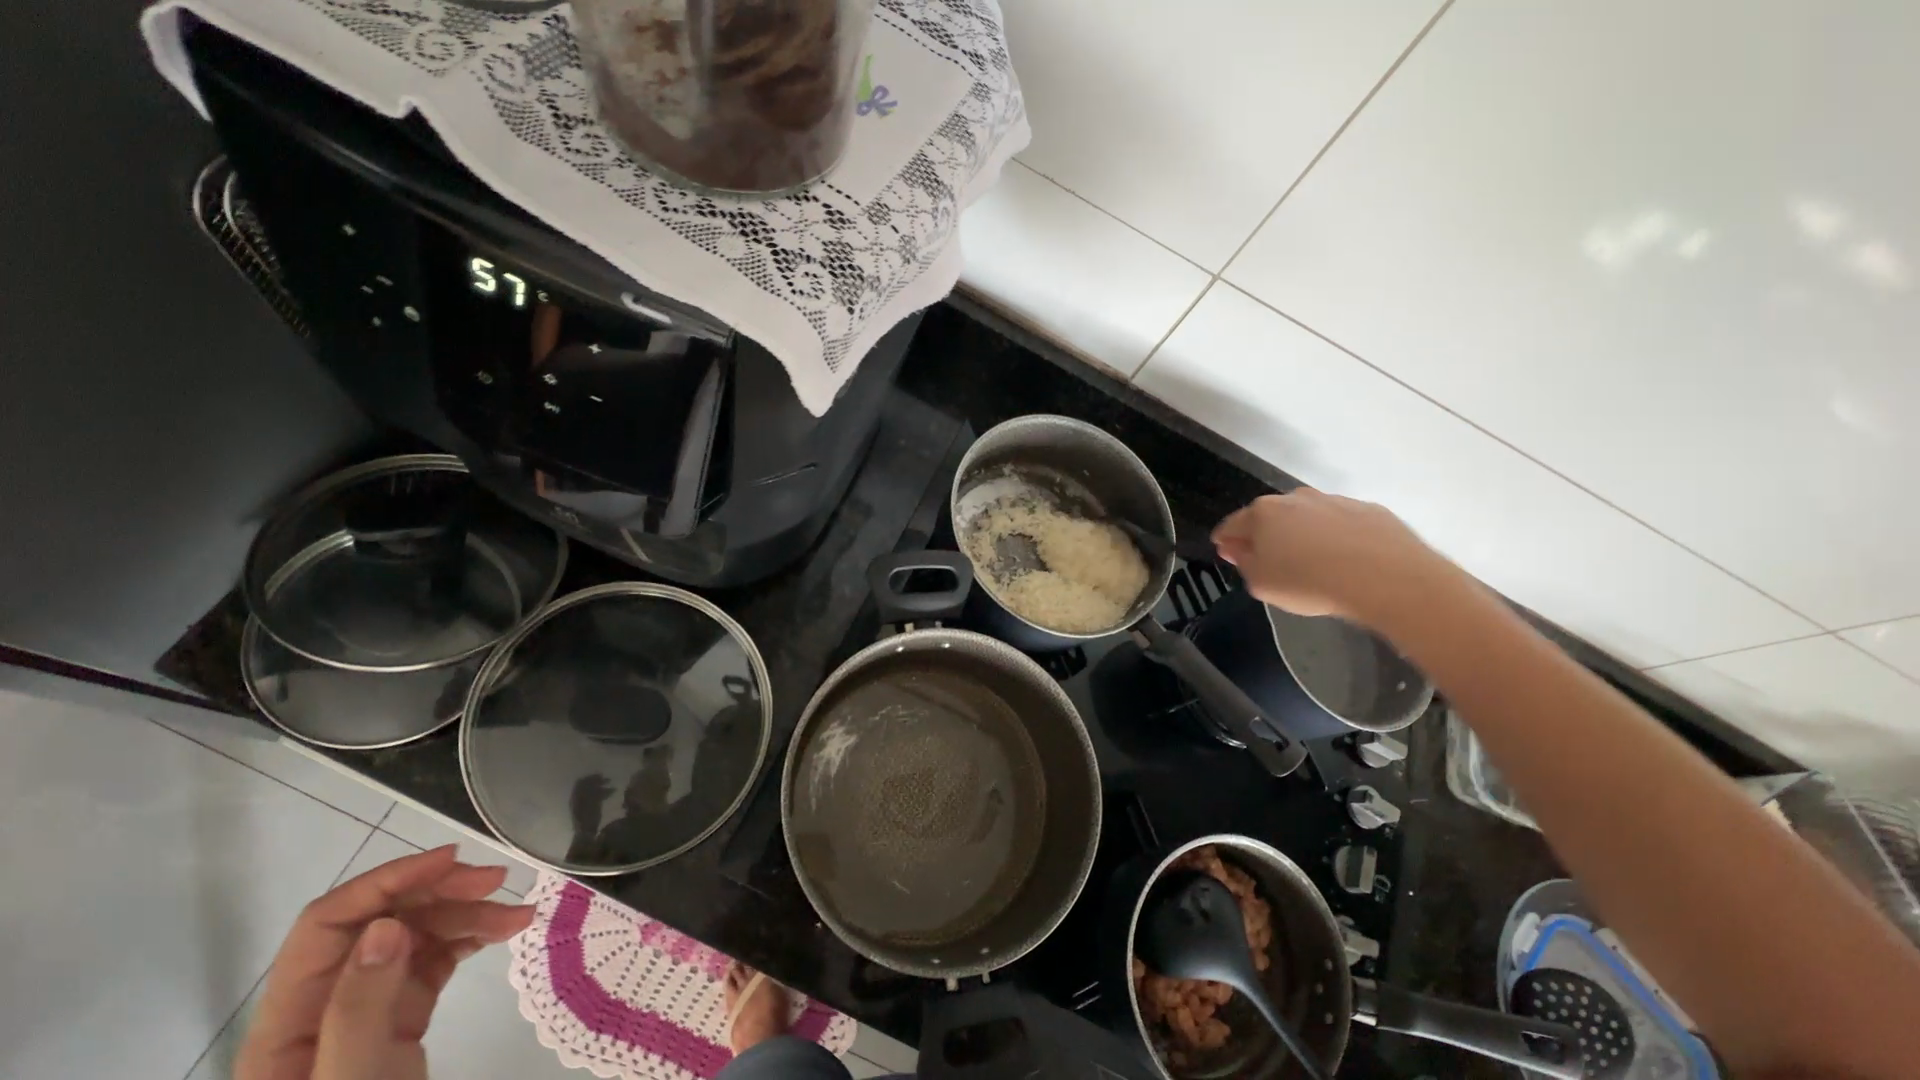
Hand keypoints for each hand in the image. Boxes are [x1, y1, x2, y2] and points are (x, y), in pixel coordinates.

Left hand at [237, 845, 535, 1079]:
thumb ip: (360, 1008)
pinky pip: (429, 966)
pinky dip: (465, 941)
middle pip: (375, 923)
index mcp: (289, 1017)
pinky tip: (498, 935)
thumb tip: (388, 925)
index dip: (387, 881)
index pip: (328, 925)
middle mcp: (322, 1005)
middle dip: (437, 893)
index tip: (451, 861)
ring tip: (518, 917)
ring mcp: (361, 1014)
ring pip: (410, 939)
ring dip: (464, 916)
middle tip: (499, 883)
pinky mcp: (396, 1025)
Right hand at [1211, 489, 1458, 625]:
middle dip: (1266, 536)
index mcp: (1262, 514)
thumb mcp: (1262, 584)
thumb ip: (1244, 563)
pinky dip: (1337, 537)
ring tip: (1313, 564)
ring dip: (1302, 534)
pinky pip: (1341, 524)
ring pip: (1306, 517)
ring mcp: (1333, 500)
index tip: (1228, 554)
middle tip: (1271, 563)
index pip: (1231, 526)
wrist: (1385, 577)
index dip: (1226, 542)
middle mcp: (1294, 498)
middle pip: (1270, 517)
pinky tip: (1346, 561)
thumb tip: (1239, 548)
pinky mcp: (1367, 509)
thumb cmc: (1310, 582)